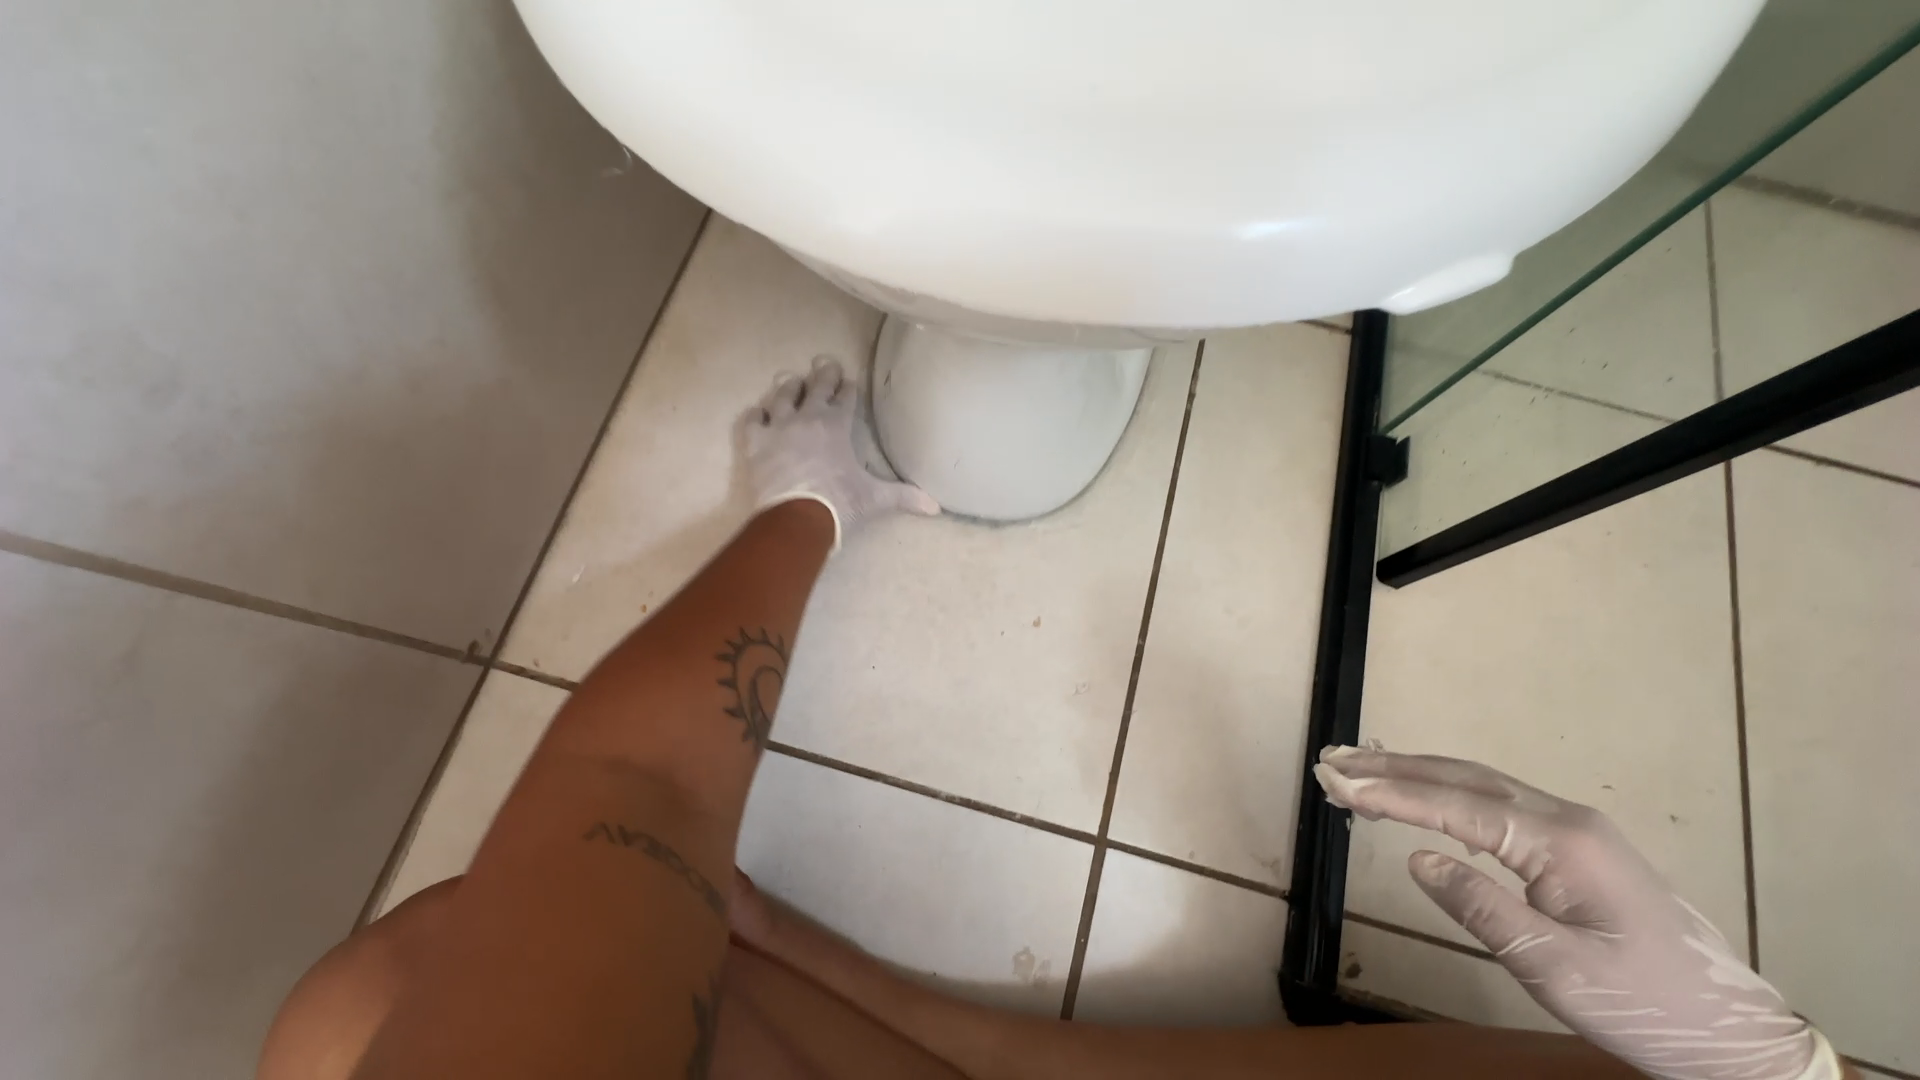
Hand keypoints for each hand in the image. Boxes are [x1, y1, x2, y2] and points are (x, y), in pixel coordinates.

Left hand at [741, 357, 939, 547]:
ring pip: (781, 397)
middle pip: (815, 388)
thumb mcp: (875, 499)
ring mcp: (778, 428)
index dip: (849, 389)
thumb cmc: (840, 504)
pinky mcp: (755, 444)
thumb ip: (903, 496)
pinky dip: (755, 415)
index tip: (850, 381)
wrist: (798, 518)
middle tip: (824, 361)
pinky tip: (757, 412)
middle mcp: (807, 419)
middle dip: (823, 375)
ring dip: (788, 387)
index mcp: (837, 426)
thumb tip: (935, 507)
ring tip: (790, 378)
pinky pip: (751, 421)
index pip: (846, 399)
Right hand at [1314, 746, 1839, 1079]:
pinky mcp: (1573, 843)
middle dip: (1392, 768)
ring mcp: (1572, 826)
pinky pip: (1494, 800)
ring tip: (1359, 768)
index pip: (1454, 804)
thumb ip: (1481, 907)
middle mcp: (1563, 818)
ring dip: (1414, 773)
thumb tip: (1418, 857)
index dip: (1390, 793)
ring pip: (1476, 782)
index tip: (1336, 782)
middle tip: (1333, 761)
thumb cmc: (1644, 1006)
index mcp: (1558, 841)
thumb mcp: (1555, 970)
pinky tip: (1420, 794)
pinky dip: (1443, 790)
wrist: (1735, 1036)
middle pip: (1461, 777)